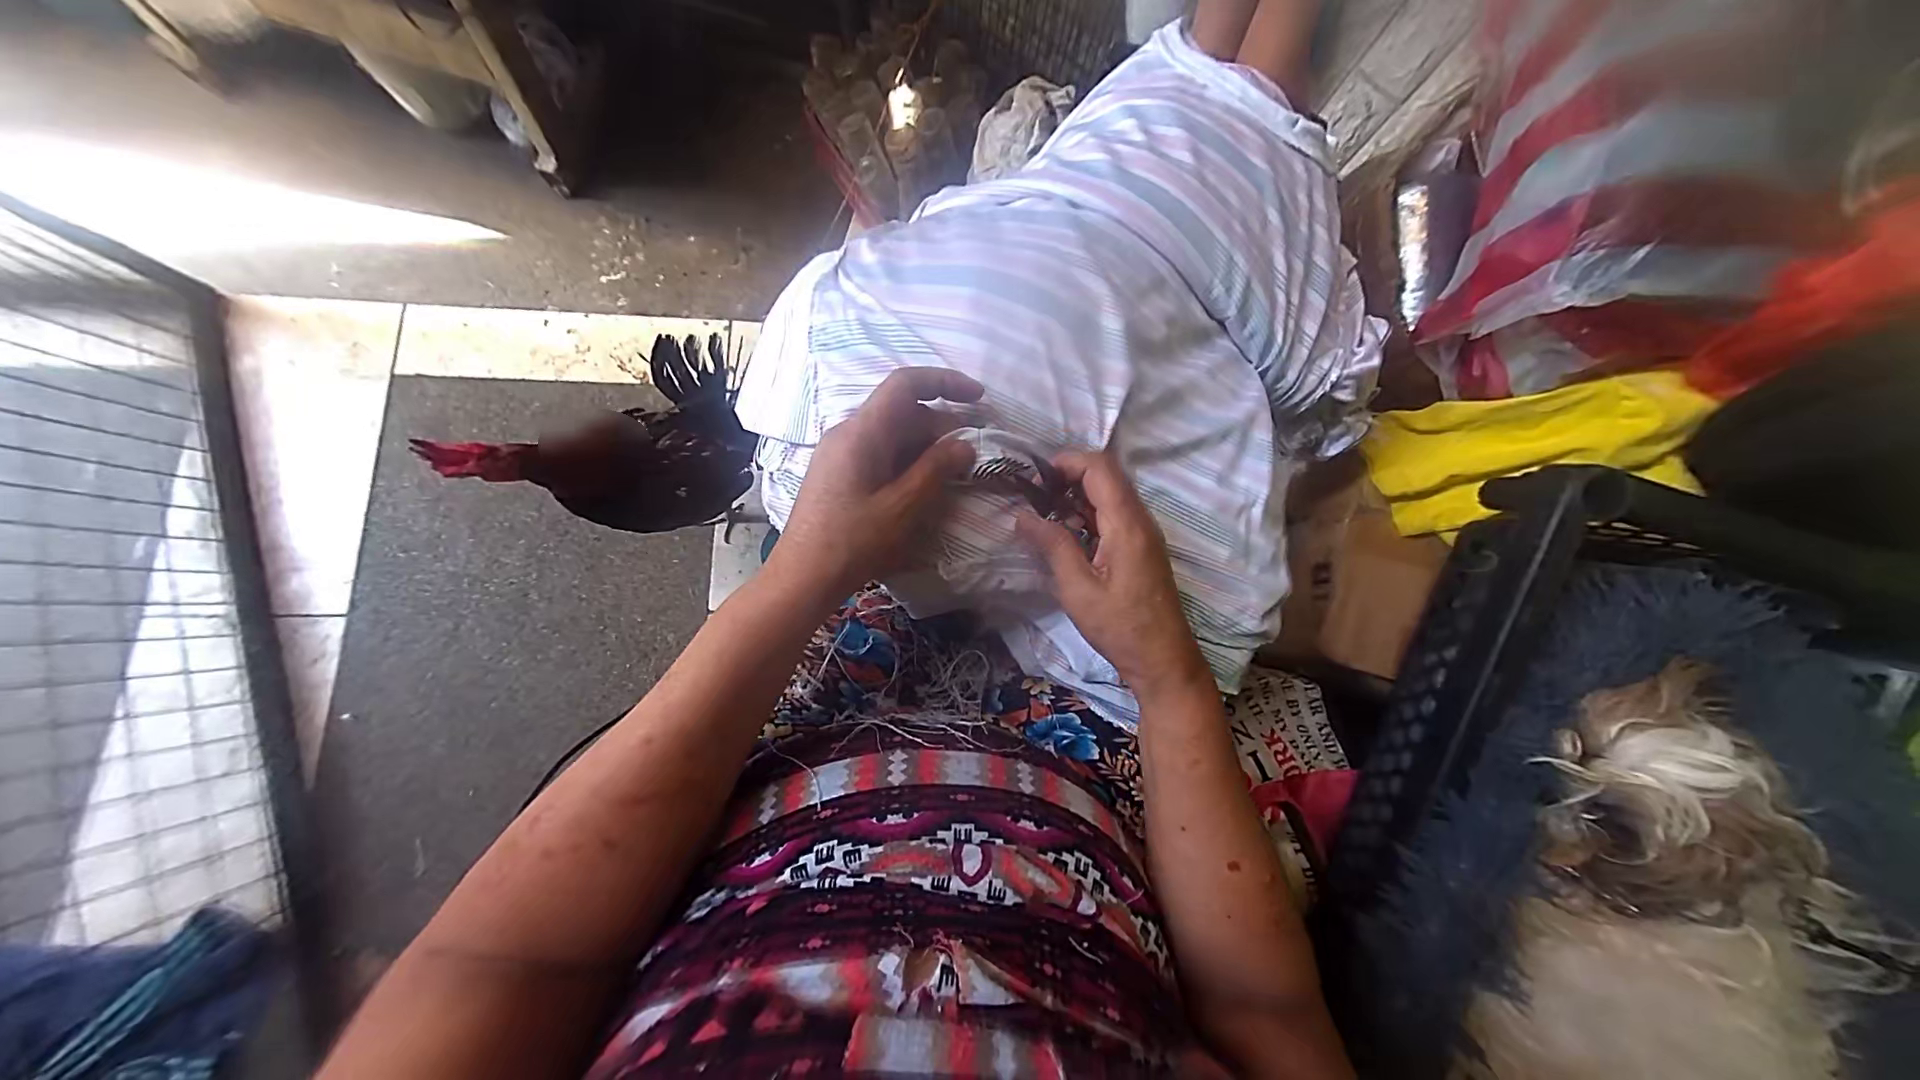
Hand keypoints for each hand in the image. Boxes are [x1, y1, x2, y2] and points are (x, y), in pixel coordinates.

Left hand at [771, 367, 982, 599]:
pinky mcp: (840, 473)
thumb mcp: (902, 507)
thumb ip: (935, 470)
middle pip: (902, 412)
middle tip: (971, 455)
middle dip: (941, 427)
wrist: (803, 577)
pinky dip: (907, 462)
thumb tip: (964, 444)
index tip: (978, 398)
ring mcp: (841, 453)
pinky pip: (880, 453)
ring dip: (926, 448)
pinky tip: (923, 488)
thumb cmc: (852, 542)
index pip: (906, 384)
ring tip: (953, 475)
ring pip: (893, 434)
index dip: (945, 383)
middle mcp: (848, 433)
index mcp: (862, 432)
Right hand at [1015, 450, 1214, 703]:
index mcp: (1127, 524)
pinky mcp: (1140, 549)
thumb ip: (1053, 545)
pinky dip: (1087, 517)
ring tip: (1044, 521)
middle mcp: (1140, 520)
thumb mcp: (1077, 589)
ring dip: (1075, 499)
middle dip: (1067, 479)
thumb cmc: (1120, 627)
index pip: (1099, 468)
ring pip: (1108, 496)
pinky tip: (1066, 538)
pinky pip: (1113, 517)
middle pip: (1105, 476)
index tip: (1034, 481)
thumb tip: (1023, 514)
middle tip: (1034, 500)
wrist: (1163, 661)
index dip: (1066, 463)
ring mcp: (1143, 534)